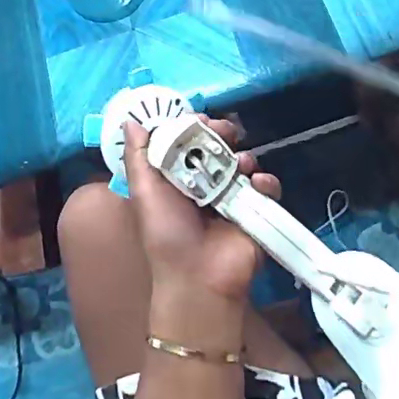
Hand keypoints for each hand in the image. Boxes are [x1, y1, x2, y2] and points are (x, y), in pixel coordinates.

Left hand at [122, 118, 280, 313]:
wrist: (198, 278)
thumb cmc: (166, 233)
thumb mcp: (144, 193)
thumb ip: (139, 157)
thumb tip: (132, 122)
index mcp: (178, 178)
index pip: (189, 142)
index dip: (195, 127)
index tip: (201, 120)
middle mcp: (206, 184)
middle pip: (219, 147)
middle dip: (224, 134)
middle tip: (226, 132)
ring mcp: (233, 196)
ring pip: (244, 162)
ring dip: (245, 156)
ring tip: (242, 163)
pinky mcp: (256, 210)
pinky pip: (266, 187)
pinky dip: (265, 181)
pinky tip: (257, 183)